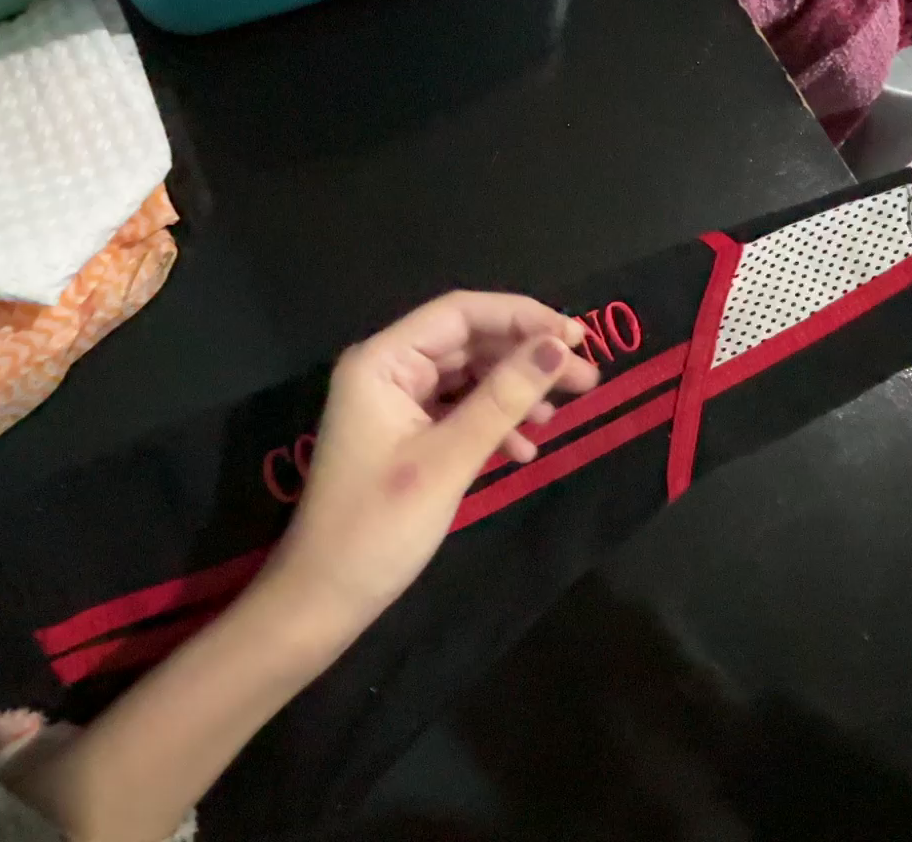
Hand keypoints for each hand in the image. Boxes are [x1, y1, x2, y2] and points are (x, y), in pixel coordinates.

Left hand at [262, 292, 600, 624]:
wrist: (325, 598)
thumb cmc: (379, 527)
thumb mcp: (449, 458)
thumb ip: (504, 397)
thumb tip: (558, 346)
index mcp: (382, 361)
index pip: (460, 313)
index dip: (522, 316)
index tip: (578, 338)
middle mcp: (386, 370)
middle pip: (468, 342)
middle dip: (525, 357)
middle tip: (586, 378)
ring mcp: (394, 403)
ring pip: (467, 377)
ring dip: (514, 391)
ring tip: (559, 416)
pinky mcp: (404, 433)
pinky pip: (457, 411)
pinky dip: (492, 423)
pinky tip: (523, 449)